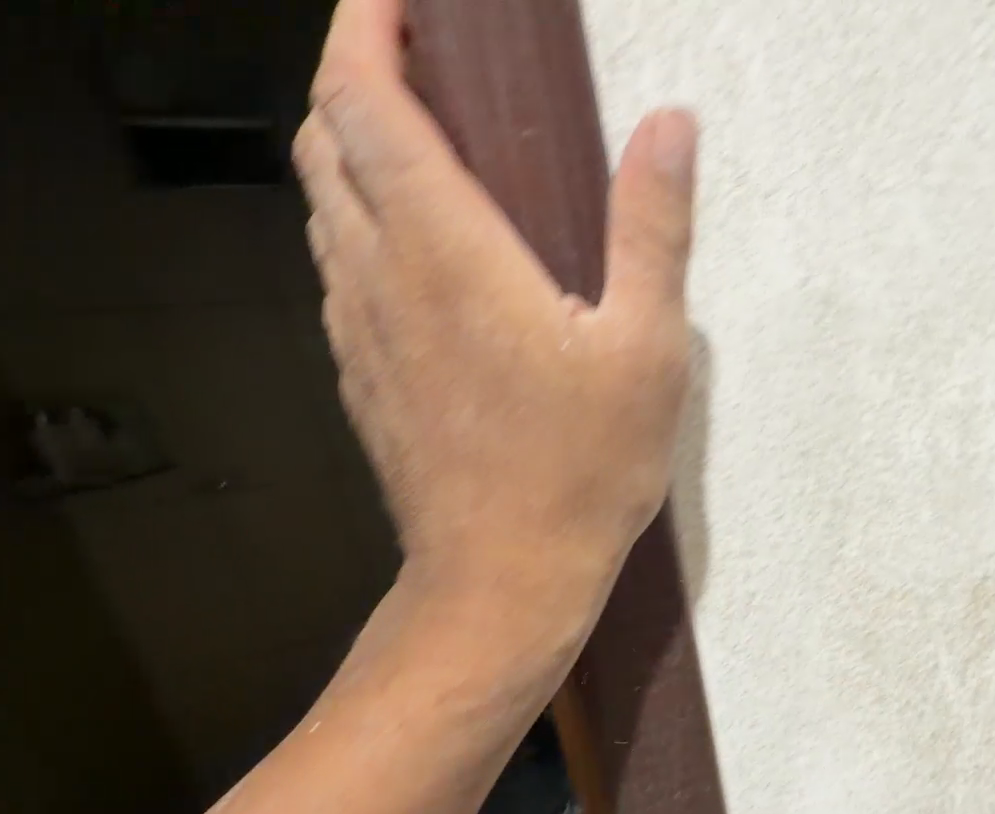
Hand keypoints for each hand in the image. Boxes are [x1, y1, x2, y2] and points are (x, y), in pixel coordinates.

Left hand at [291, 0, 696, 618]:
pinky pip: (341, 271)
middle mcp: (381, 273)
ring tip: (420, 150)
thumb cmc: (585, 467)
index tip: (399, 1)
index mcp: (448, 250)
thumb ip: (653, 230)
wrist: (504, 575)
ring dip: (354, 154)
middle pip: (325, 139)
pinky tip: (419, 258)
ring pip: (323, 206)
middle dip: (355, 80)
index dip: (366, 29)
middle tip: (420, 69)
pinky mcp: (362, 376)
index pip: (364, 99)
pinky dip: (362, 227)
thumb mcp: (648, 350)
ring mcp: (359, 329)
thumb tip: (671, 124)